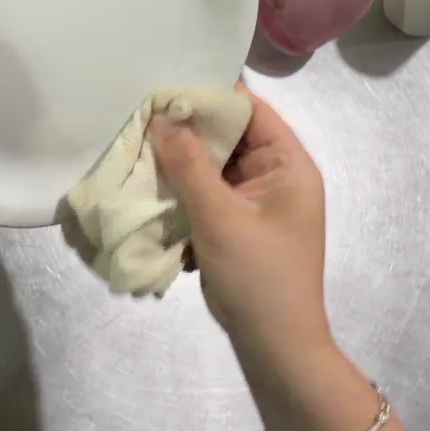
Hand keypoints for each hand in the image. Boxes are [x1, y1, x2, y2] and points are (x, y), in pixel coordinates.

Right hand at [150, 87, 329, 348]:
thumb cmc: (258, 277)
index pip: (251, 111)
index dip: (211, 95)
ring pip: (213, 162)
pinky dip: (182, 183)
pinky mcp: (236, 220)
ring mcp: (255, 199)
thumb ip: (188, 164)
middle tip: (143, 110)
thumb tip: (161, 115)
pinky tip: (151, 176)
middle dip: (188, 126)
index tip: (167, 83)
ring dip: (181, 156)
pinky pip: (207, 188)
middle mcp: (275, 175)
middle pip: (229, 135)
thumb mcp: (220, 217)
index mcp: (289, 165)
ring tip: (140, 138)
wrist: (274, 347)